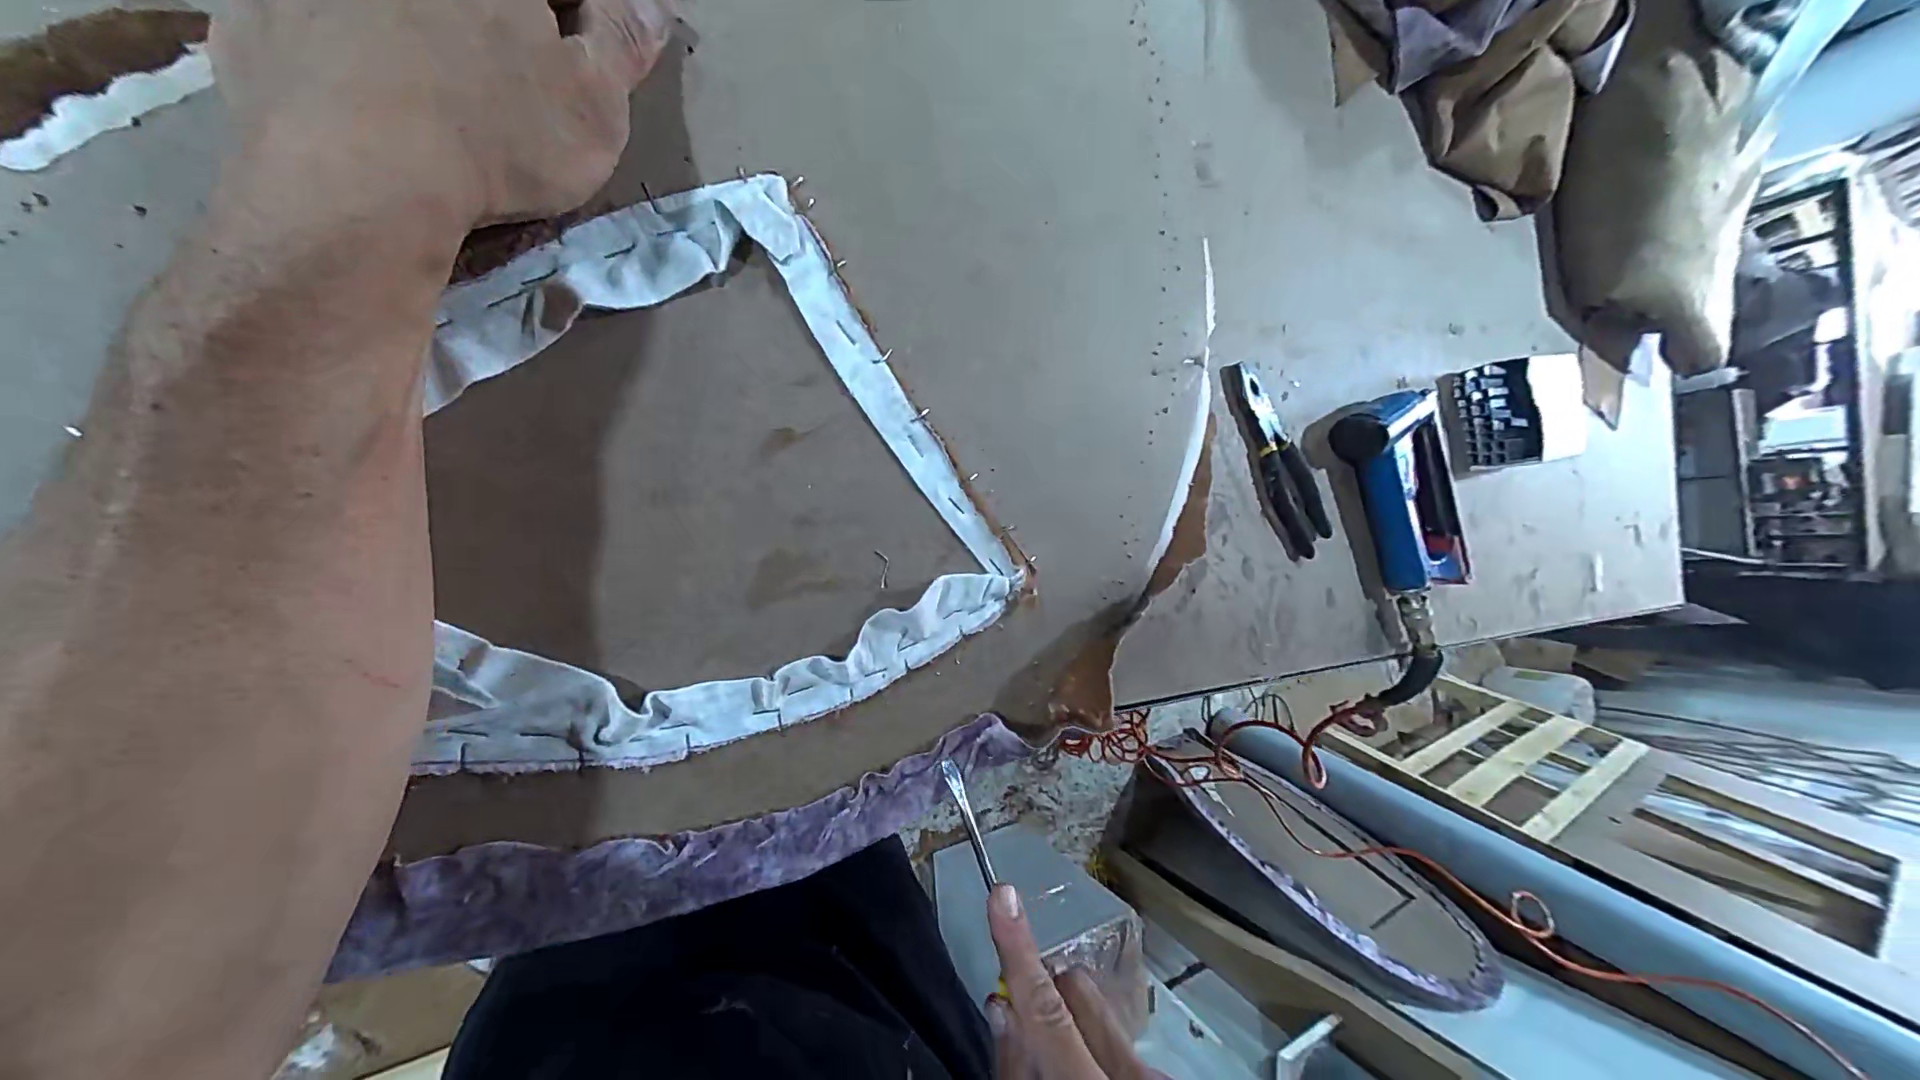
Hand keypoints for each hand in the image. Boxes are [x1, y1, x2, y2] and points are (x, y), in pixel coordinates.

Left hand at [210, 0, 674, 227]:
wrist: (358, 177)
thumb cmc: (498, 135)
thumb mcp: (594, 104)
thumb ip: (621, 43)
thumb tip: (648, 8)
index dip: (567, 22)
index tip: (567, 56)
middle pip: (467, 7)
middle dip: (491, 31)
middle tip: (502, 82)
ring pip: (392, 16)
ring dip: (415, 39)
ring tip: (434, 98)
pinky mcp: (256, 15)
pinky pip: (310, 25)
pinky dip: (343, 50)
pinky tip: (368, 101)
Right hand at [986, 884, 1162, 1079]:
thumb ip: (1016, 1064)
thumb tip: (1002, 1003)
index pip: (1045, 1007)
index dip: (1019, 951)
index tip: (1004, 895)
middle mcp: (1132, 1071)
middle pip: (1076, 990)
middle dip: (1046, 989)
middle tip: (1024, 1017)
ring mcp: (1154, 1072)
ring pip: (1098, 1009)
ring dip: (1072, 1021)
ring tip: (1062, 1055)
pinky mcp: (1162, 1074)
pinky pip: (1118, 1036)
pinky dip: (1096, 1046)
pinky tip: (1089, 1070)